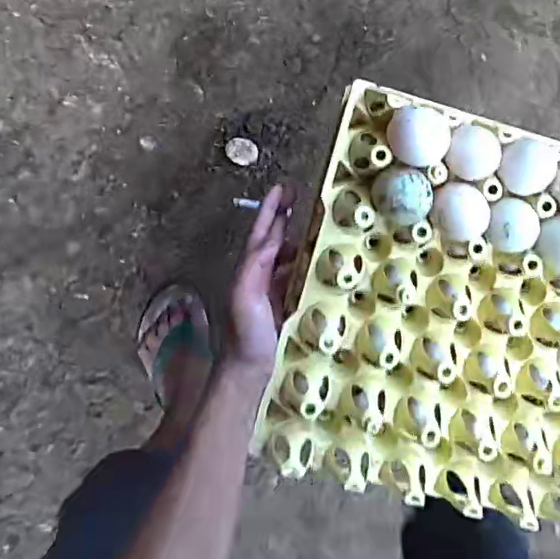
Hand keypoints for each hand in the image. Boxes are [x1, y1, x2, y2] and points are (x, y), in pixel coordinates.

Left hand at [224, 183, 297, 374]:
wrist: (248, 370)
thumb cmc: (244, 335)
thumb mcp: (243, 297)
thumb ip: (254, 267)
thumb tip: (271, 239)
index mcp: (249, 269)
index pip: (261, 232)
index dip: (270, 209)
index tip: (282, 187)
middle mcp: (260, 274)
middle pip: (273, 237)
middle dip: (283, 215)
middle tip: (300, 195)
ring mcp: (272, 288)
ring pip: (285, 255)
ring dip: (296, 237)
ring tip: (314, 224)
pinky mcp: (284, 302)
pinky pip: (295, 274)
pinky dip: (304, 262)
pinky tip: (316, 260)